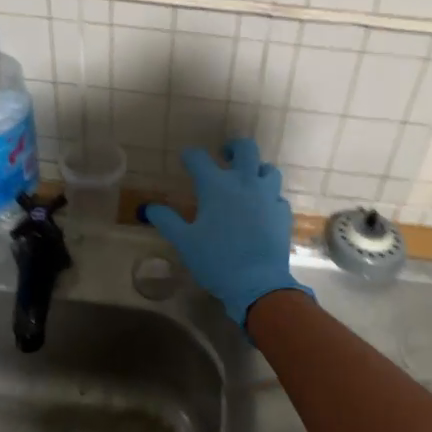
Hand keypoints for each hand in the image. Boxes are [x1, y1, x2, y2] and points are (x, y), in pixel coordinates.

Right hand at [145, 138, 314, 326]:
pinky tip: (262, 208)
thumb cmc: (216, 260)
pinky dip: (269, 197)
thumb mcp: (184, 242)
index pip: (199, 158)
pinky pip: (277, 196)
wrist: (258, 283)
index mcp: (216, 186)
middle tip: (225, 155)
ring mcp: (267, 196)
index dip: (189, 156)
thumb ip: (166, 221)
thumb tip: (149, 208)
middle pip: (245, 149)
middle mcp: (244, 182)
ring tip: (248, 180)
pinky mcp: (282, 213)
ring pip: (268, 169)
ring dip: (256, 170)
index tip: (186, 160)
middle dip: (233, 148)